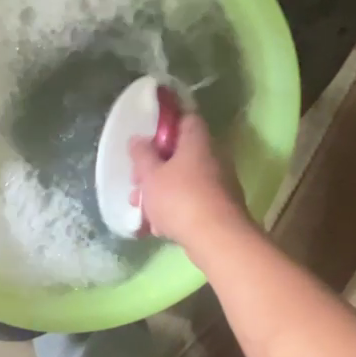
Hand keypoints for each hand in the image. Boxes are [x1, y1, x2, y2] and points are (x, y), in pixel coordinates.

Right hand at [130, 114, 251, 252]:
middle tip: (136, 183)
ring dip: (160, 193)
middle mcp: (213, 156)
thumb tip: (138, 140)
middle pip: (180, 154)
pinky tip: (158, 227)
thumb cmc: (179, 199)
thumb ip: (141, 155)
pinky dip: (174, 210)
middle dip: (155, 169)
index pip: (185, 118)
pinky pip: (191, 201)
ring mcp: (219, 183)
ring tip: (141, 210)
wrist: (216, 238)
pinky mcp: (219, 207)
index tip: (145, 142)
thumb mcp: (150, 176)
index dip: (164, 127)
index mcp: (197, 140)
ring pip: (183, 180)